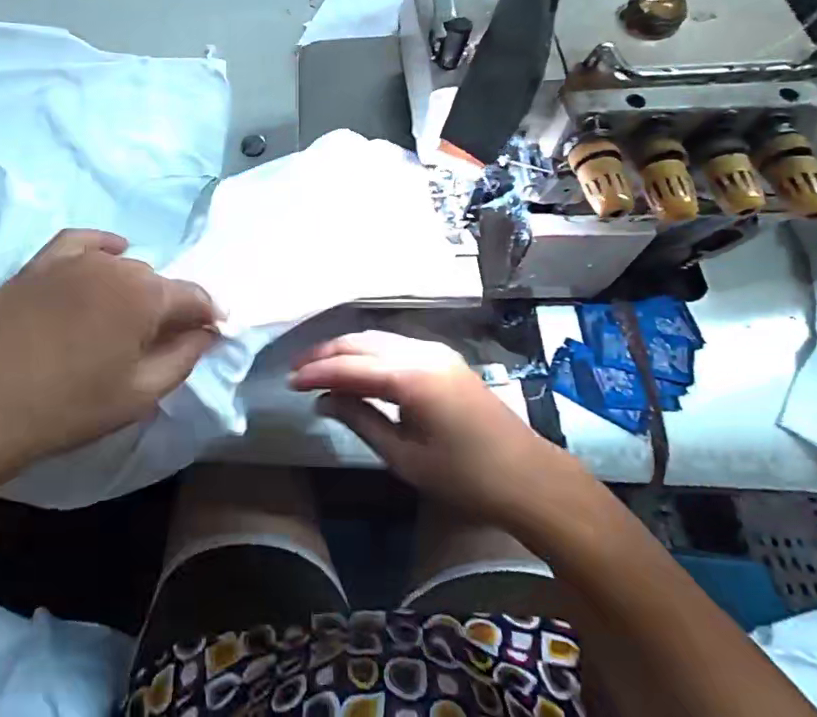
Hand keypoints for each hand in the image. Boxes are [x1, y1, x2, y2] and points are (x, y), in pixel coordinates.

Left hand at [0, 229, 221, 487]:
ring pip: (122, 266)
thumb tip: (207, 332)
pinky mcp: (38, 264)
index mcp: (146, 295)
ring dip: (133, 289)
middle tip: (155, 346)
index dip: (208, 317)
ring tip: (122, 323)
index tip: (210, 337)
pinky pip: (81, 243)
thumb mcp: (139, 394)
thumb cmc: (65, 408)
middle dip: (166, 308)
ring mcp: (72, 260)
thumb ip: (183, 358)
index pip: (194, 297)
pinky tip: (109, 254)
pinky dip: (102, 248)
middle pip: (157, 282)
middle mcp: (115, 265)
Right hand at [290, 331, 581, 526]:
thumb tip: (324, 400)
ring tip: (320, 367)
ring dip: (348, 350)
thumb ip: (360, 419)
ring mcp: (438, 352)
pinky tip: (357, 368)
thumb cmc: (465, 477)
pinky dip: (371, 353)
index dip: (316, 373)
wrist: (528, 477)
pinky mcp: (446, 360)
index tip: (288, 382)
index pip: (349, 366)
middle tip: (298, 370)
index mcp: (411, 376)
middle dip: (327, 353)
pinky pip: (398, 346)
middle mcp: (423, 352)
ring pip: (380, 339)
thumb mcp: (403, 456)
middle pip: (363, 342)